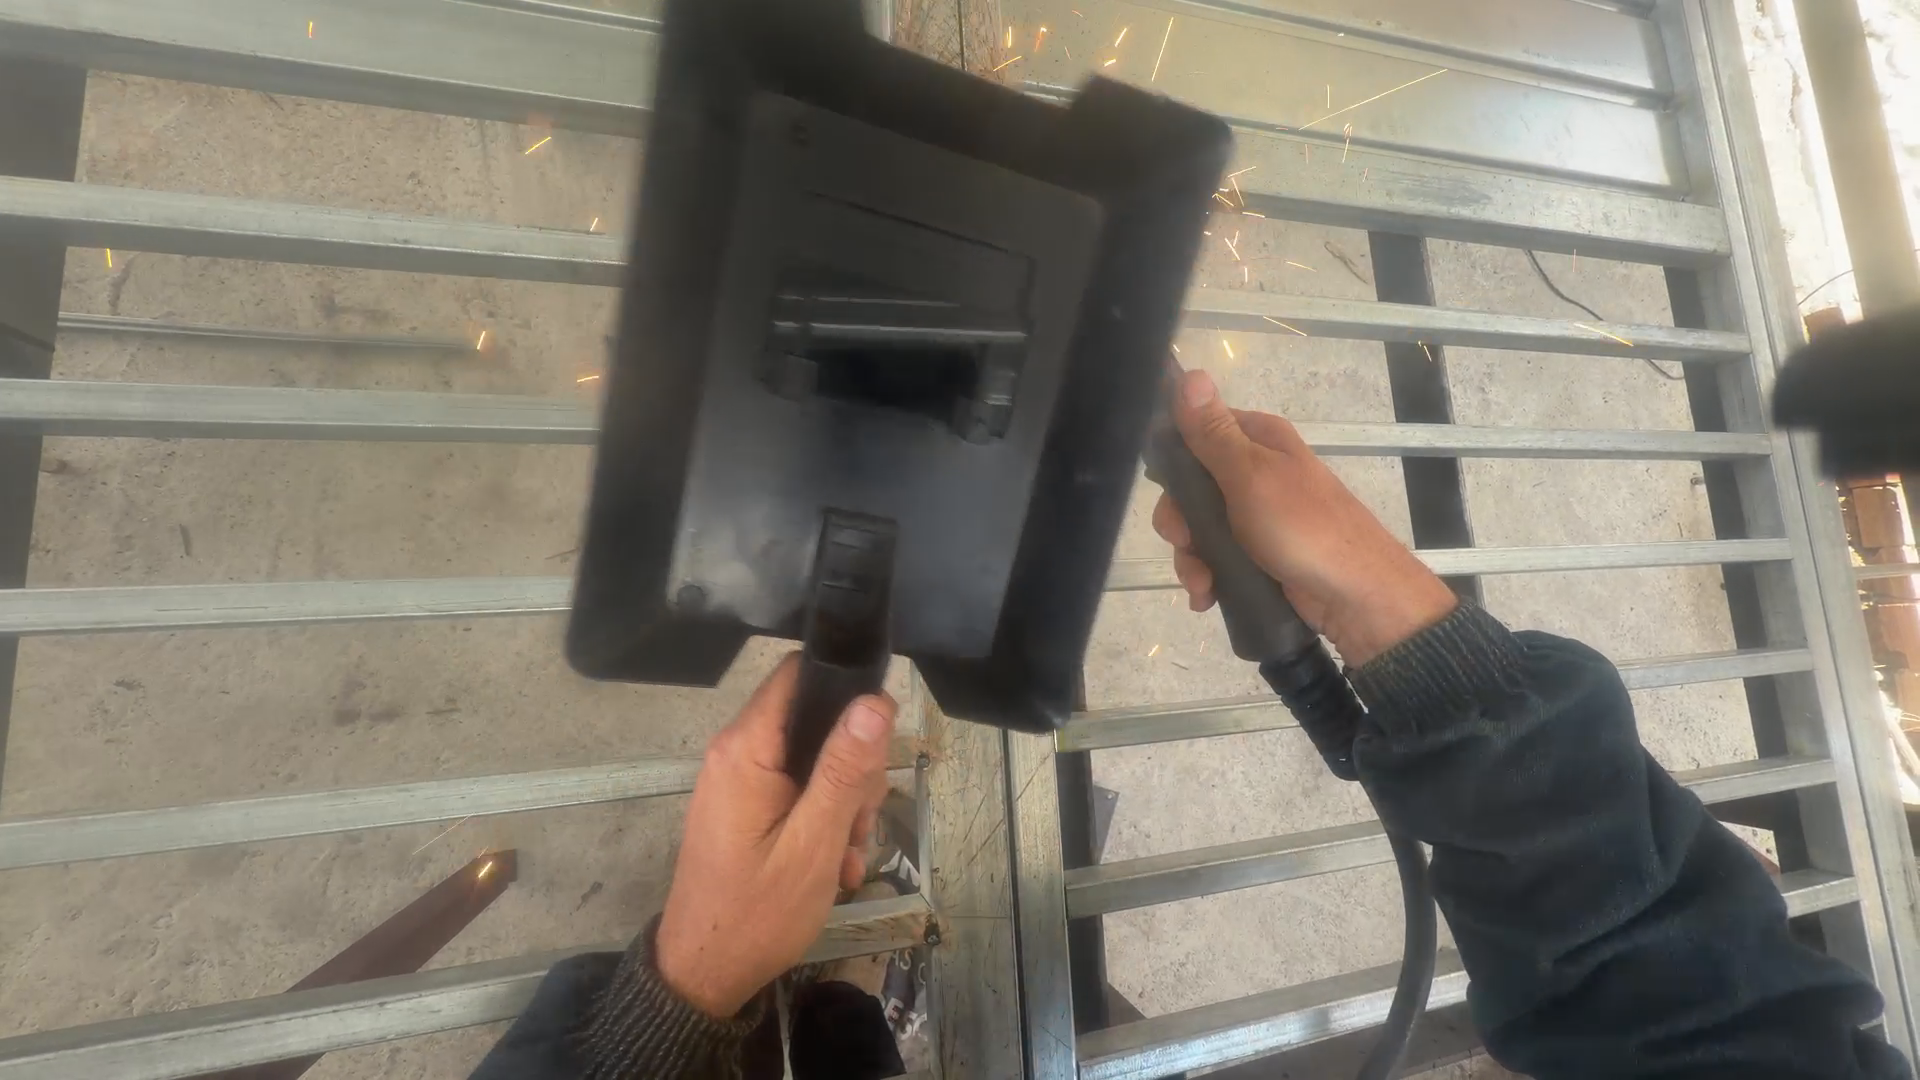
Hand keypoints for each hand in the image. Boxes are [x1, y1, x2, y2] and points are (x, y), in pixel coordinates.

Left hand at [655, 655, 896, 1017]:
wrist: (702, 978)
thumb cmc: (757, 913)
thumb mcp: (813, 843)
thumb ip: (844, 769)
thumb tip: (876, 701)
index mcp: (747, 747)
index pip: (800, 674)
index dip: (846, 689)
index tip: (879, 734)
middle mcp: (738, 749)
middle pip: (815, 717)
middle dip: (852, 762)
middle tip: (861, 817)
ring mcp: (741, 778)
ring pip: (814, 754)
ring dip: (844, 796)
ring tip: (847, 849)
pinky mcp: (747, 802)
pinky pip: (798, 785)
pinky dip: (823, 814)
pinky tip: (835, 859)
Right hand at [1153, 368, 1456, 666]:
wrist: (1354, 598)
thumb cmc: (1303, 528)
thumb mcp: (1250, 475)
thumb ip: (1212, 433)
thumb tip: (1190, 373)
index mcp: (1257, 441)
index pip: (1195, 433)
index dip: (1172, 462)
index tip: (1165, 490)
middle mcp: (1254, 472)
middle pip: (1189, 489)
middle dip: (1180, 523)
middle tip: (1185, 543)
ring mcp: (1254, 516)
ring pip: (1197, 529)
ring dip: (1191, 559)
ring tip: (1203, 583)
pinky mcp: (1255, 553)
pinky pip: (1214, 559)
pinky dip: (1206, 577)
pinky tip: (1207, 594)